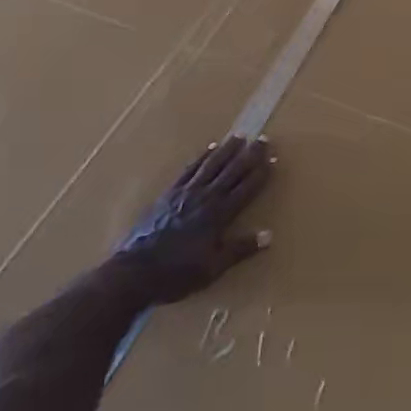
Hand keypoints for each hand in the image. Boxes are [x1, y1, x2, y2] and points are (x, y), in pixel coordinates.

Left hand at [116, 136, 273, 303]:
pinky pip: (190, 168)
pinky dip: (202, 156)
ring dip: (227, 149)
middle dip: (249, 155)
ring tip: (240, 136)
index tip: (273, 158)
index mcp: (219, 215)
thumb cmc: (178, 273)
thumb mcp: (213, 268)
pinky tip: (210, 147)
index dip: (260, 174)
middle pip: (232, 171)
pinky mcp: (170, 192)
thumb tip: (268, 235)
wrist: (137, 270)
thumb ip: (240, 249)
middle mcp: (206, 197)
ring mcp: (187, 191)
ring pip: (212, 164)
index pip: (246, 189)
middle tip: (263, 138)